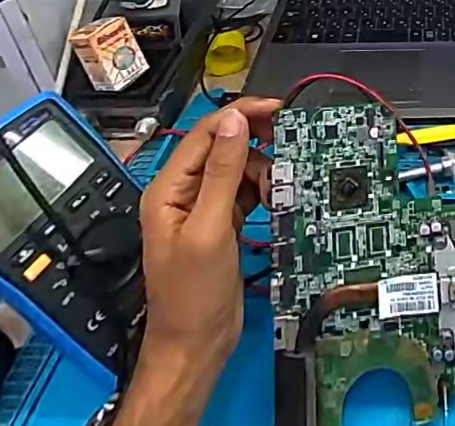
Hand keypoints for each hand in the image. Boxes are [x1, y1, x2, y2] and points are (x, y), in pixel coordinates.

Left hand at [115, 98, 278, 425]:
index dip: (240, 115)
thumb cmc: (194, 294)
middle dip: (255, 141)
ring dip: (260, 169)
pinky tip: (271, 196)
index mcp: (169, 187)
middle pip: (223, 144)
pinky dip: (261, 187)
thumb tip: (235, 120)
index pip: (206, 132)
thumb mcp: (210, 228)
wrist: (197, 347)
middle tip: (286, 138)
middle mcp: (184, 190)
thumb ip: (222, 171)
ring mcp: (203, 205)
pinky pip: (244, 187)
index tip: (275, 108)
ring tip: (273, 188)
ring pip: (238, 164)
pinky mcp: (222, 219)